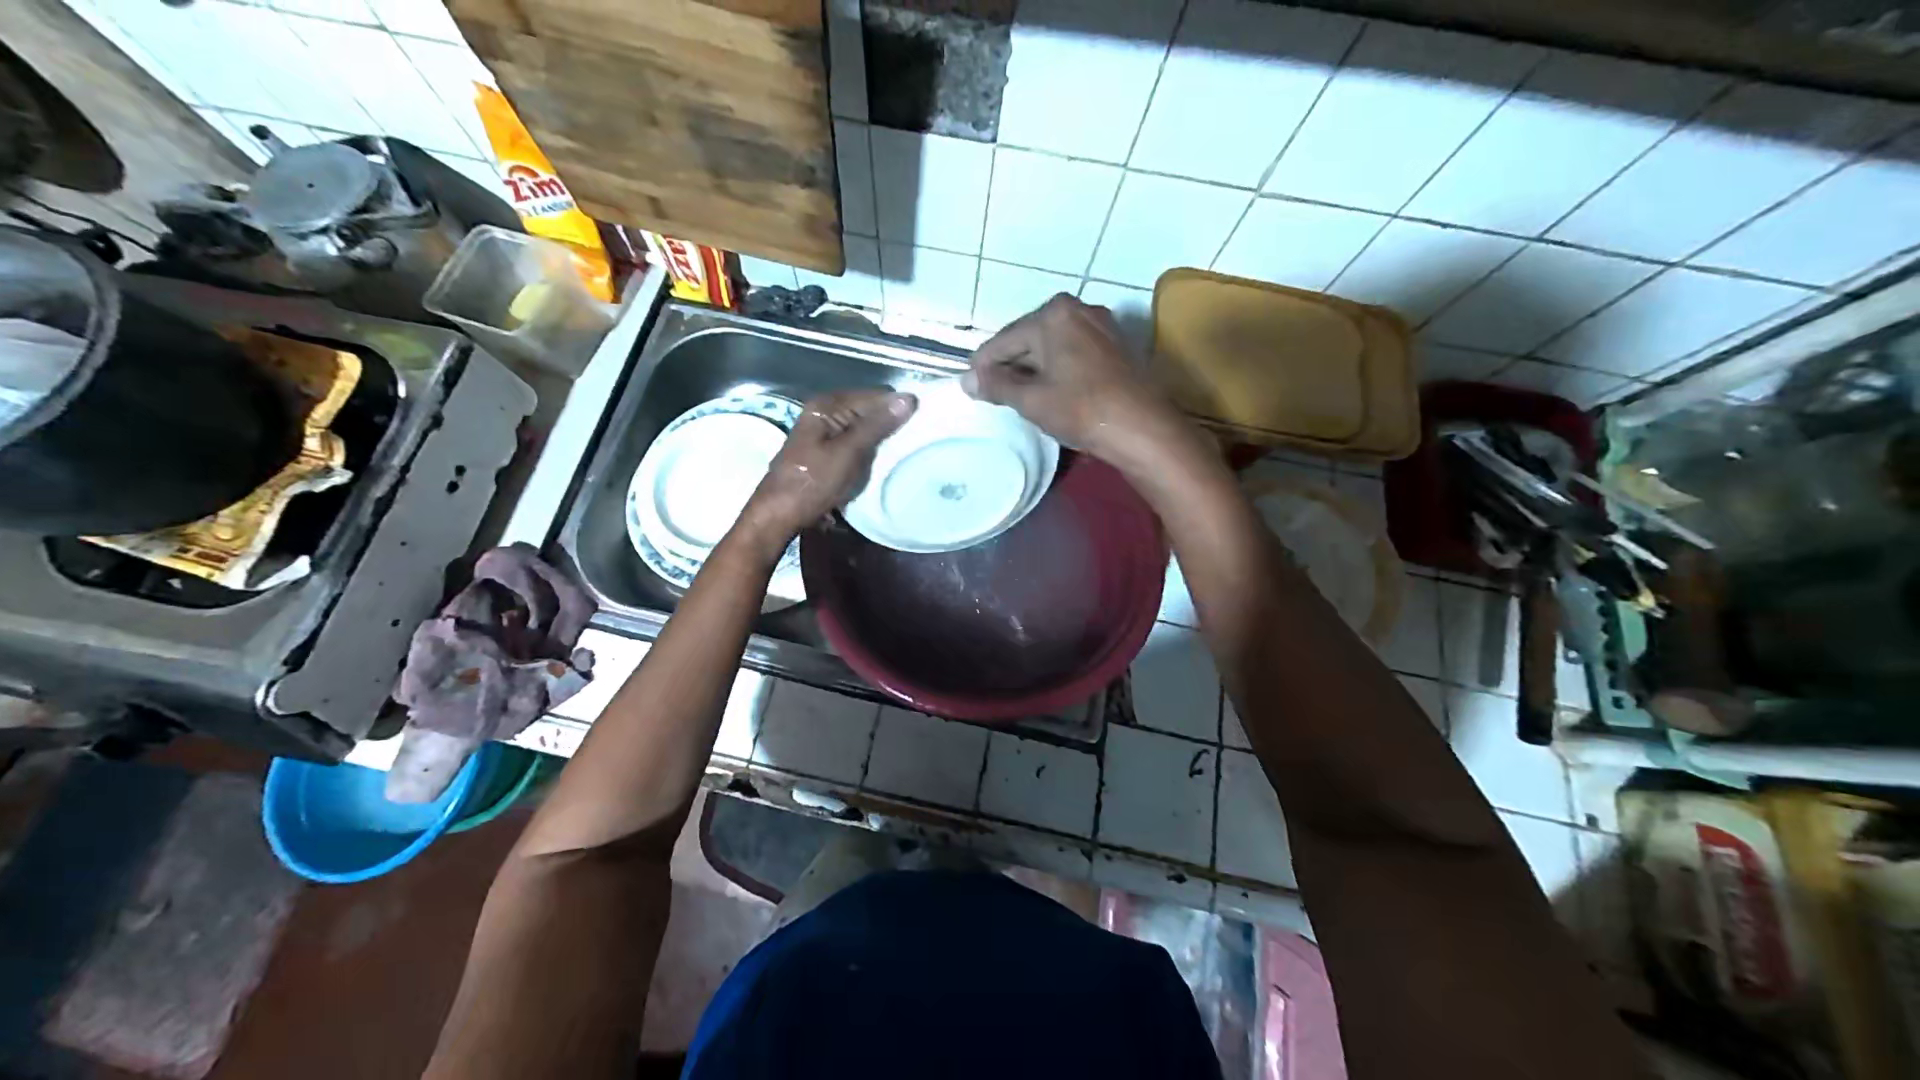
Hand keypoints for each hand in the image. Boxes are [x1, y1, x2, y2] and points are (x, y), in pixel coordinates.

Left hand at [737, 389, 915, 544]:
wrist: (777, 515)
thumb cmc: (812, 483)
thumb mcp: (849, 453)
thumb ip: (877, 425)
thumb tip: (909, 398)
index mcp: (828, 405)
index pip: (876, 395)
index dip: (899, 410)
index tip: (922, 428)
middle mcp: (824, 412)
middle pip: (869, 410)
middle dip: (891, 426)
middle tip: (914, 445)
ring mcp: (823, 432)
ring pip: (864, 429)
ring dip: (881, 442)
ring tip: (902, 456)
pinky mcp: (825, 451)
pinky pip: (855, 444)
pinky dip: (868, 453)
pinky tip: (880, 466)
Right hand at [963, 293, 1185, 463]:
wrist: (1143, 429)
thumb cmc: (1081, 409)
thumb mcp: (1031, 400)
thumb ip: (996, 385)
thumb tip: (967, 380)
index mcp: (1052, 314)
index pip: (1004, 340)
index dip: (983, 366)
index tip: (970, 386)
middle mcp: (1077, 308)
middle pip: (1029, 339)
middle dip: (1010, 366)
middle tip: (995, 395)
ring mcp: (1101, 324)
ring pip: (1053, 346)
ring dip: (1034, 369)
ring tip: (1021, 397)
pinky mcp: (1116, 344)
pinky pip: (1073, 352)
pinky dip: (1058, 369)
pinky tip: (1052, 392)